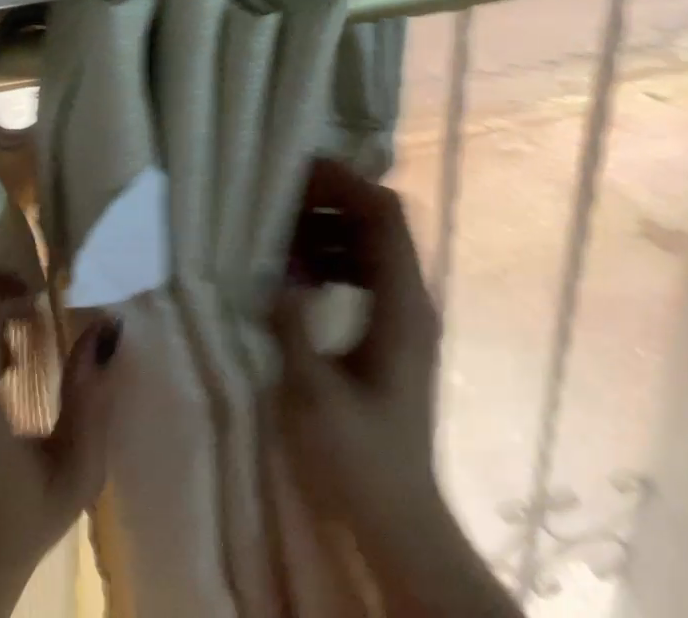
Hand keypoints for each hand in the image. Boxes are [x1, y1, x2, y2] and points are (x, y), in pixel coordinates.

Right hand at [271, 158, 443, 546]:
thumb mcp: (313, 394)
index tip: (297, 171)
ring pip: (369, 249)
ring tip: (277, 233)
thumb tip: (276, 273)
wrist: (397, 516)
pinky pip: (361, 276)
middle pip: (378, 225)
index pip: (384, 218)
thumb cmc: (357, 459)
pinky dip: (329, 262)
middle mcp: (411, 303)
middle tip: (276, 197)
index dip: (345, 185)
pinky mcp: (388, 337)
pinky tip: (293, 276)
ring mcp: (403, 319)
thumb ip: (293, 327)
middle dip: (330, 202)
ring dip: (326, 231)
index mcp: (401, 308)